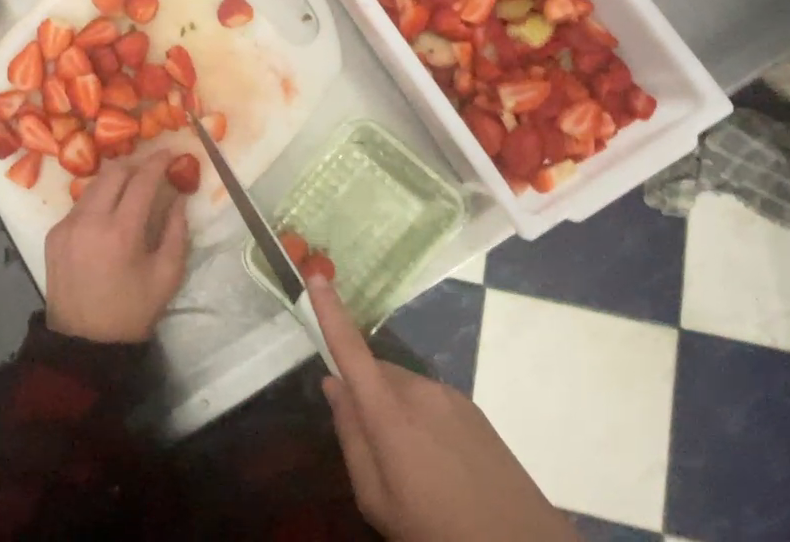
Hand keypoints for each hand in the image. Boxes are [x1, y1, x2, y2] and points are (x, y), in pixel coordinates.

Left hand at [44, 150, 190, 343]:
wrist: (84, 343)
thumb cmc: (132, 311)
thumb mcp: (167, 276)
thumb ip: (177, 231)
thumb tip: (178, 198)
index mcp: (121, 232)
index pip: (142, 181)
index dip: (158, 162)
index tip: (170, 153)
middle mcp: (90, 221)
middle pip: (114, 172)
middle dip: (136, 165)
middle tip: (152, 170)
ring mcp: (67, 226)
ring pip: (94, 185)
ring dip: (115, 181)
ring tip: (131, 188)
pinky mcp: (53, 234)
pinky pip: (79, 205)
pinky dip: (98, 200)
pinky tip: (108, 215)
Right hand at [309, 277, 579, 541]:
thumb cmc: (434, 527)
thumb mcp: (376, 499)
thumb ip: (351, 437)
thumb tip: (334, 385)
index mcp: (390, 413)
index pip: (350, 350)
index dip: (330, 310)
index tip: (316, 274)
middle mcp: (420, 390)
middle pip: (375, 374)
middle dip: (365, 397)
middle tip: (374, 450)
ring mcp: (450, 396)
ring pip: (402, 389)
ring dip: (394, 412)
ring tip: (412, 467)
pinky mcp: (473, 409)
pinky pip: (430, 401)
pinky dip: (420, 420)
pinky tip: (437, 464)